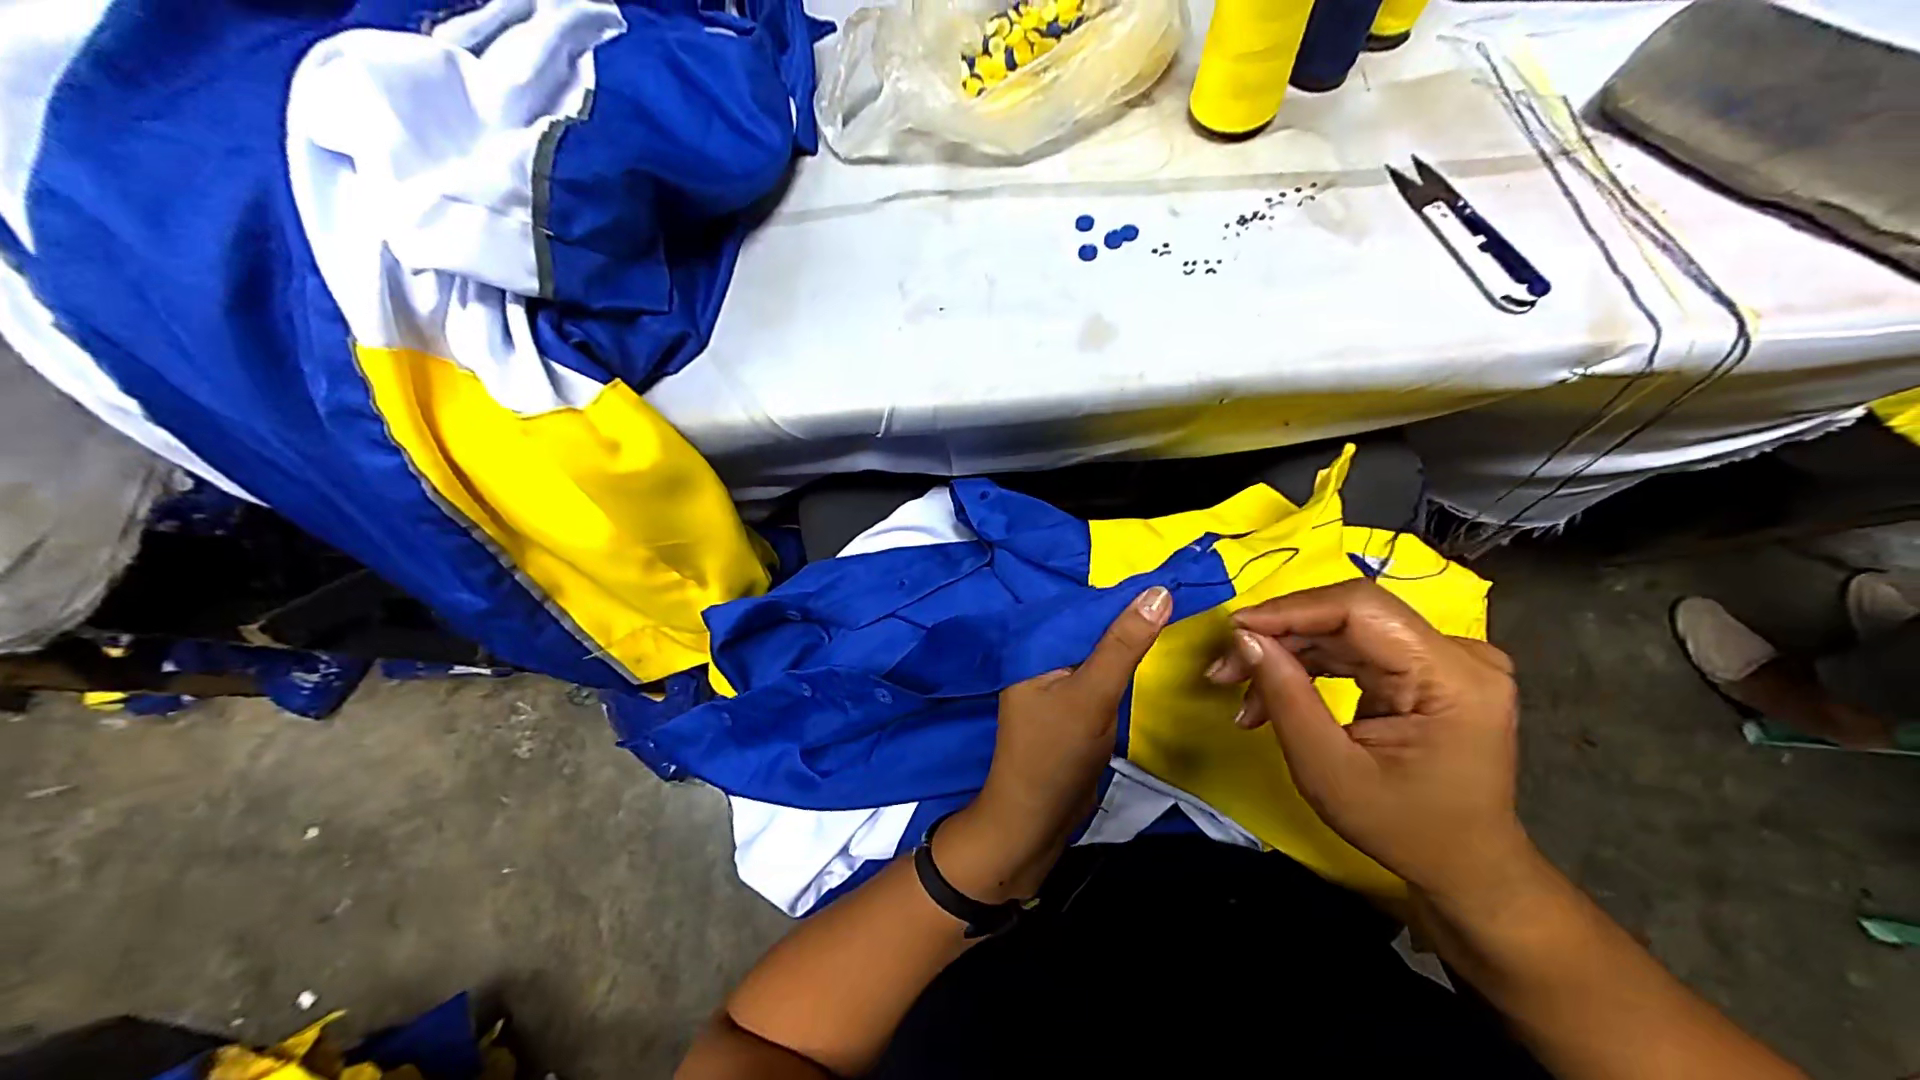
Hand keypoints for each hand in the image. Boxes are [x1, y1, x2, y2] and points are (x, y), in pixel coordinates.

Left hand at [935, 586, 1170, 901]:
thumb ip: (1122, 644)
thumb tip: (1158, 591)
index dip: (1129, 591)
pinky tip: (1152, 649)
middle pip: (1093, 622)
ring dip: (1133, 635)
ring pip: (1100, 646)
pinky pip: (1100, 669)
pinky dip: (1125, 661)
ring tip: (1179, 610)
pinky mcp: (1072, 700)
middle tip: (1185, 589)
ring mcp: (1057, 678)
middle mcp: (1042, 653)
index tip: (1175, 573)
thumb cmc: (1055, 755)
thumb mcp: (1092, 694)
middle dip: (1133, 611)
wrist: (1035, 820)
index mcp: (1033, 642)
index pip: (1085, 602)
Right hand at [1206, 579, 1529, 900]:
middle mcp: (1458, 654)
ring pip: (1343, 630)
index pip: (1360, 609)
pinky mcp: (1425, 667)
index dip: (1289, 610)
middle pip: (1348, 616)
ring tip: (1241, 690)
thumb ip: (1286, 696)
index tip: (1232, 630)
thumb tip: (1244, 637)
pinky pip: (1352, 647)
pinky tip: (1273, 692)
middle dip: (1278, 637)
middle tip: (1224, 670)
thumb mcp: (1328, 770)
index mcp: (1454, 678)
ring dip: (1286, 654)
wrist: (1464, 865)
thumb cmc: (1403, 828)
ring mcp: (1445, 658)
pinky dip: (1307, 665)